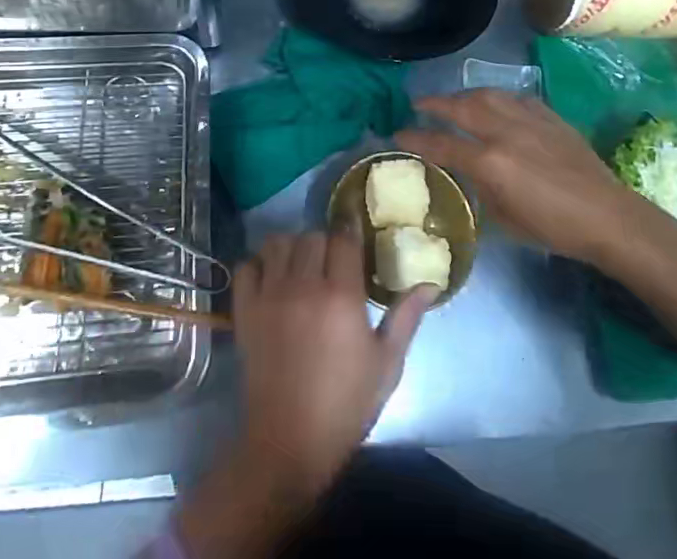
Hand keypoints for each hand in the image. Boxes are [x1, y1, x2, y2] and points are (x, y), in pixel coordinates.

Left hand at [231, 228, 436, 500]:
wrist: (289, 443)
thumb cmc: (346, 404)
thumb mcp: (387, 363)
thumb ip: (406, 316)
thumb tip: (431, 284)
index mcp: (342, 297)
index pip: (344, 239)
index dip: (352, 233)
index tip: (358, 237)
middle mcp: (304, 288)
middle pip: (311, 236)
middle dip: (326, 242)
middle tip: (334, 262)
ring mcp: (269, 298)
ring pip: (278, 244)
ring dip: (293, 247)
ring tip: (303, 266)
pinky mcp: (245, 313)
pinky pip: (246, 267)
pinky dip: (259, 265)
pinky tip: (273, 280)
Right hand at [396, 90, 664, 267]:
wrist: (606, 215)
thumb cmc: (553, 228)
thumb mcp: (504, 219)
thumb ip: (480, 188)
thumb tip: (469, 171)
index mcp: (490, 162)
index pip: (442, 144)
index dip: (416, 139)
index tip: (398, 134)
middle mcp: (505, 132)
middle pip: (462, 107)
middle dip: (435, 103)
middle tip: (418, 103)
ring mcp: (530, 119)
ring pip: (489, 94)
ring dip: (465, 94)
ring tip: (453, 100)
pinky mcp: (550, 116)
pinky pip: (515, 98)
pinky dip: (496, 97)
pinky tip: (494, 103)